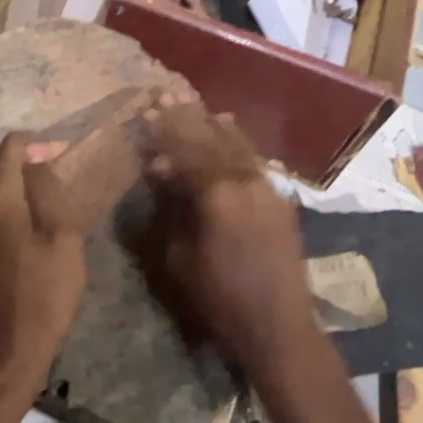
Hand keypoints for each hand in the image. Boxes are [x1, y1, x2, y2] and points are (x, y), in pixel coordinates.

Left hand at [0, 132, 85, 387]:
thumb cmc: (41, 295)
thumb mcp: (62, 238)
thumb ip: (48, 190)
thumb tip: (37, 162)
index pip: (12, 146)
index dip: (39, 145)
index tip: (60, 157)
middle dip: (26, 177)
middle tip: (55, 195)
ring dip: (10, 204)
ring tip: (37, 224)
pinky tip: (15, 248)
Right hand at [139, 98, 313, 370]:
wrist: (278, 325)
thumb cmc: (219, 297)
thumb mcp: (179, 257)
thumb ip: (169, 207)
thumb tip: (159, 172)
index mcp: (215, 191)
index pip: (182, 150)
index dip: (161, 133)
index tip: (144, 114)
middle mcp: (242, 178)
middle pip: (208, 138)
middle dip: (184, 117)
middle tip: (164, 96)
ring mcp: (265, 183)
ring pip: (233, 142)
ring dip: (210, 122)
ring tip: (192, 103)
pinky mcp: (278, 195)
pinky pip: (252, 155)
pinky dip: (236, 138)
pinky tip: (227, 127)